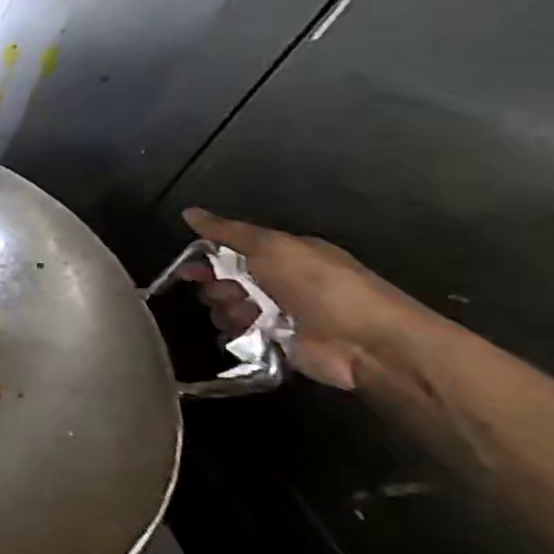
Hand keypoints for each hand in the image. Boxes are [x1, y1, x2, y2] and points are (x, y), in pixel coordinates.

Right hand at [179, 208, 433, 389]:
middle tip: (227, 293)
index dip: (205, 259)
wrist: (365, 341)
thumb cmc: (320, 286)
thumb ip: (228, 231)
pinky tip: (246, 332)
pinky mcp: (273, 342)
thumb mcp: (273, 247)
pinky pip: (235, 334)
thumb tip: (189, 212)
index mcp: (282, 255)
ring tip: (247, 315)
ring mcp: (275, 314)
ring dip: (227, 310)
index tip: (188, 270)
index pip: (229, 252)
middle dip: (216, 287)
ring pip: (225, 308)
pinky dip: (234, 332)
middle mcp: (276, 282)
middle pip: (222, 281)